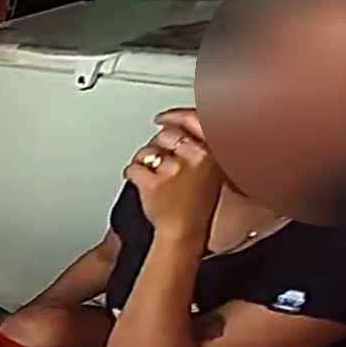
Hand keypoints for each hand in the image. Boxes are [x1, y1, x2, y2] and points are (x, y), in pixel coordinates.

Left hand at [124, 109, 222, 239]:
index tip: (161, 118)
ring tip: (150, 175)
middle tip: (156, 162)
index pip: (194, 119)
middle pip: (167, 134)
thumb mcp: (210, 167)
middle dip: (157, 146)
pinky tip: (139, 182)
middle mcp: (198, 156)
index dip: (175, 116)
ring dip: (143, 161)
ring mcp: (176, 169)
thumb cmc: (194, 202)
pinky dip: (131, 175)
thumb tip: (176, 124)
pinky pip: (133, 168)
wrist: (184, 230)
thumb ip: (200, 144)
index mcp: (214, 150)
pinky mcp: (154, 183)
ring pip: (148, 151)